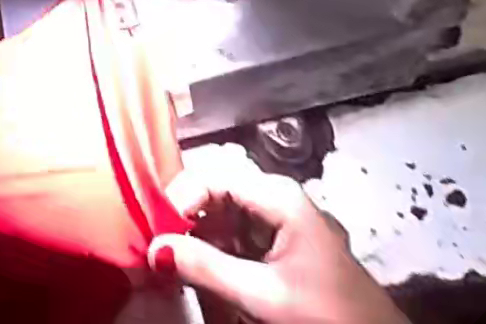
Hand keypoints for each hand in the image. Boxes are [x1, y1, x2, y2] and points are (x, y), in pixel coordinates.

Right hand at [148, 144, 406, 323]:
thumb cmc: (332, 320)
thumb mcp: (265, 296)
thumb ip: (206, 268)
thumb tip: (153, 249)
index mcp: (277, 194)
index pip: (209, 176)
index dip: (179, 200)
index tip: (156, 232)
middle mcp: (277, 197)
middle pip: (214, 192)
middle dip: (186, 219)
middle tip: (161, 248)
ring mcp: (282, 221)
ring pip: (223, 215)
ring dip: (199, 238)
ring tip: (177, 262)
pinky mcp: (284, 247)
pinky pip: (238, 236)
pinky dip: (217, 252)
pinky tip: (205, 272)